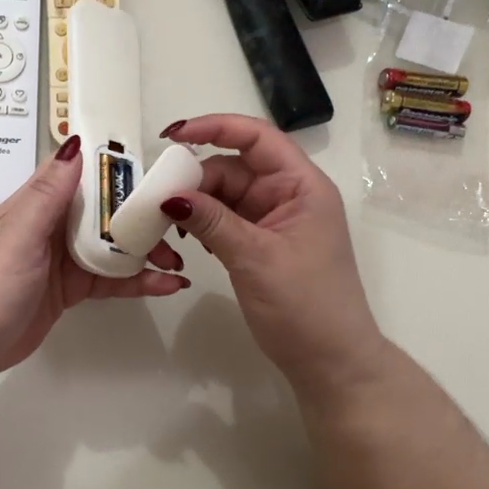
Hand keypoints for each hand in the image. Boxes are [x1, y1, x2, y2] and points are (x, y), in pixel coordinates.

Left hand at [0, 135, 189, 376]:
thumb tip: (75, 144)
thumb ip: (48, 194)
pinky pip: (110, 279)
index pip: (78, 174)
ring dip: (144, 249)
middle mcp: (49, 226)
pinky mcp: (70, 290)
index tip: (154, 164)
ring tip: (177, 258)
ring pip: (111, 245)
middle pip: (102, 211)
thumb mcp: (18, 234)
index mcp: (34, 205)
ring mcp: (61, 259)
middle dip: (139, 214)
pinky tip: (165, 285)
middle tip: (177, 221)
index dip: (112, 166)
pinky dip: (137, 281)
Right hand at [156, 115, 385, 381]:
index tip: (171, 136)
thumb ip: (212, 221)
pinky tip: (183, 236)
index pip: (256, 137)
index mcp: (301, 186)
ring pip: (223, 194)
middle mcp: (287, 194)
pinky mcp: (258, 242)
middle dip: (194, 177)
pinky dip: (201, 222)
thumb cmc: (305, 305)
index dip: (214, 127)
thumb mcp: (255, 258)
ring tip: (163, 220)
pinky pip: (223, 218)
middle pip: (232, 166)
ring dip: (194, 202)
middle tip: (157, 198)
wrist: (331, 361)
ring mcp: (272, 219)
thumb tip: (168, 195)